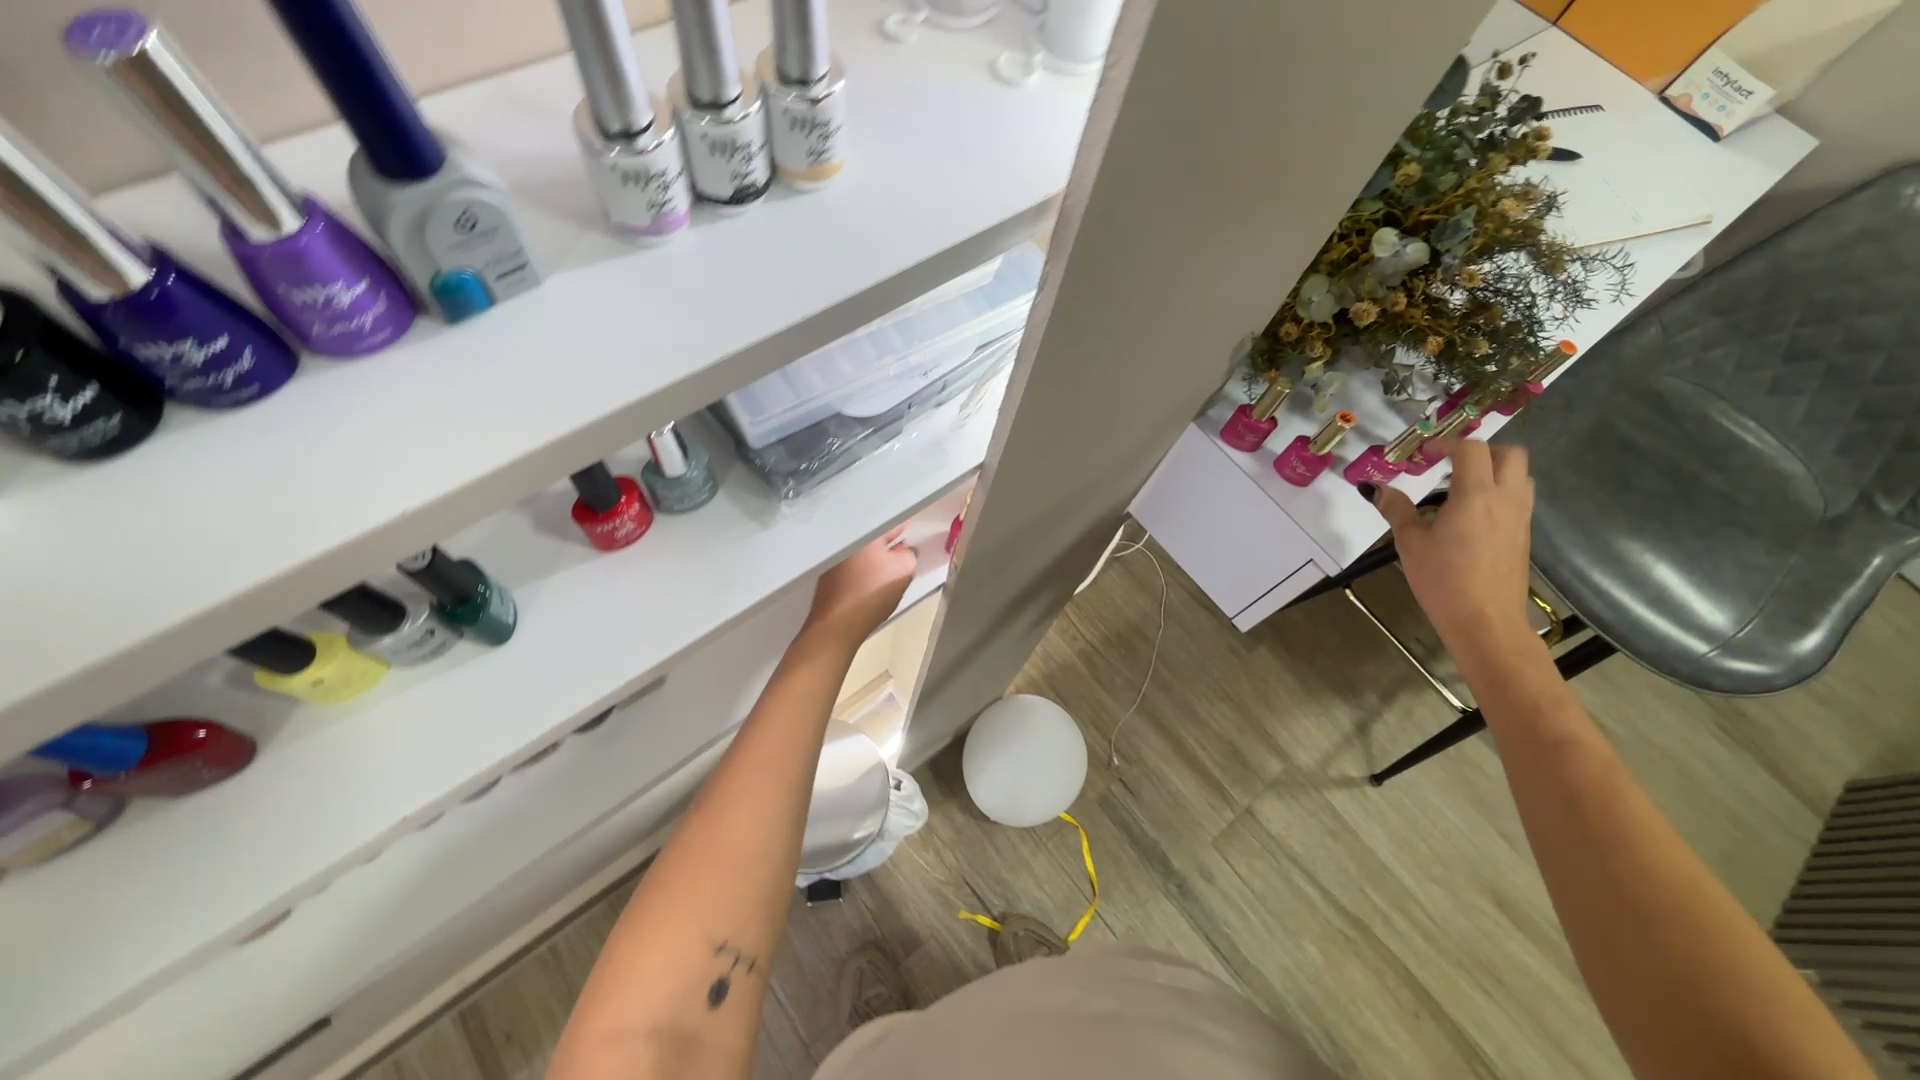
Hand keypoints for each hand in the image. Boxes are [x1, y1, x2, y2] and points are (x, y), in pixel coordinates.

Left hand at [804, 527, 917, 645]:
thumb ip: (910, 554)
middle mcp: (846, 538)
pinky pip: (854, 562)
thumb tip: (906, 550)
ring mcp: (835, 556)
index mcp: (863, 531)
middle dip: (892, 540)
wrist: (837, 625)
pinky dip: (865, 565)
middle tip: (908, 548)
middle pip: (876, 533)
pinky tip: (874, 577)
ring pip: (864, 548)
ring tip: (893, 564)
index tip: (918, 527)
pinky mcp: (829, 573)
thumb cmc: (871, 594)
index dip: (907, 523)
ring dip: (878, 554)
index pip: (892, 520)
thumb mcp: (904, 571)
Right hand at [1367, 440, 1535, 658]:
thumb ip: (1396, 510)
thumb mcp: (1410, 544)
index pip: (1470, 449)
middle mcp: (1505, 499)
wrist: (1485, 622)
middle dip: (1480, 450)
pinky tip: (1471, 516)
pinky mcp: (1523, 535)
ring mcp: (1520, 517)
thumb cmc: (1443, 581)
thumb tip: (1376, 488)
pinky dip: (1498, 493)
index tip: (1423, 453)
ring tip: (1462, 487)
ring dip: (1494, 470)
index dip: (1446, 443)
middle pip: (1509, 453)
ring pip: (1520, 475)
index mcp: (1475, 495)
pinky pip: (1518, 498)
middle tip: (1450, 464)